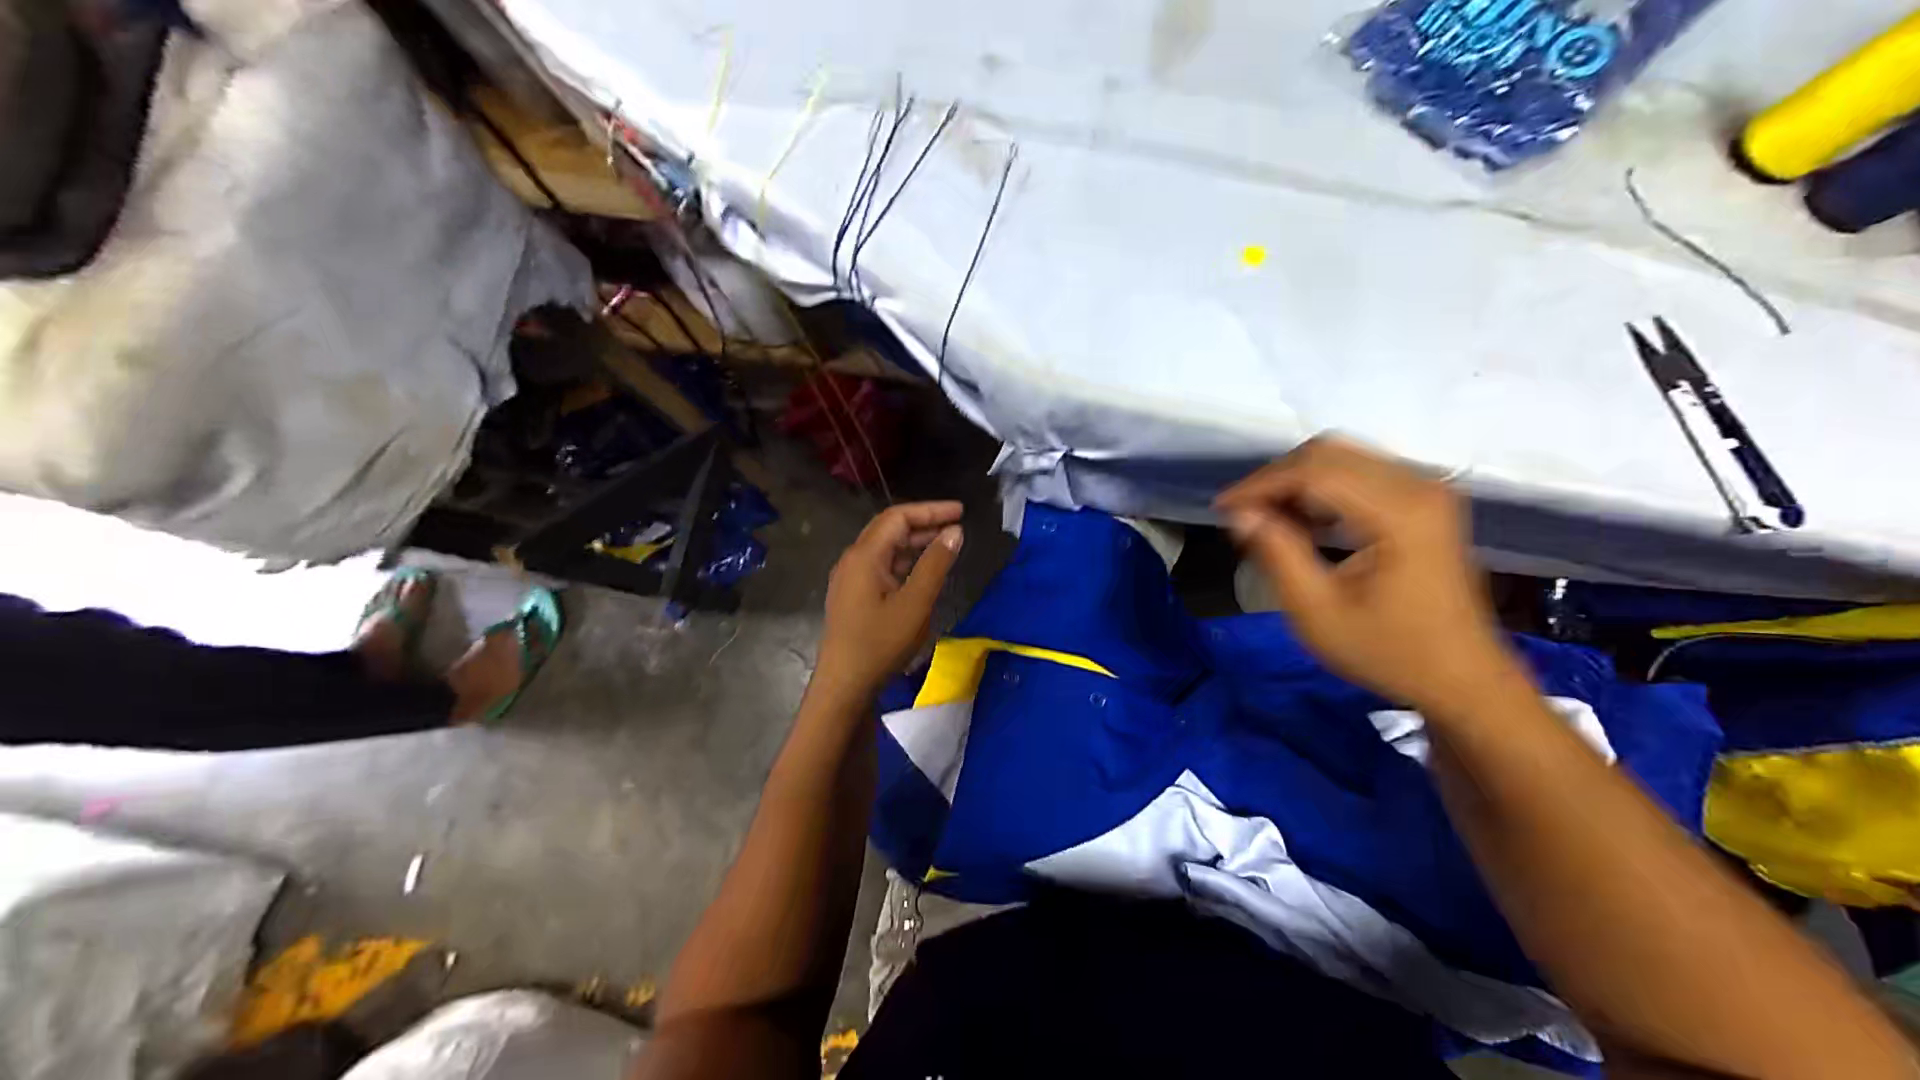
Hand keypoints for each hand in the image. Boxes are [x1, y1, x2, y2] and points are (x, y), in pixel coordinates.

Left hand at [814, 502, 965, 702]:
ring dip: (915, 543)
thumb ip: (936, 564)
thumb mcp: (915, 603)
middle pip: (889, 529)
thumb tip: (954, 531)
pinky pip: (881, 566)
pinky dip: (905, 561)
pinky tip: (923, 572)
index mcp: (864, 555)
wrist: (844, 685)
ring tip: (946, 546)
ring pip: (885, 548)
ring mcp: (849, 578)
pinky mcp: (852, 595)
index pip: (898, 517)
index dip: (930, 510)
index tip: (961, 512)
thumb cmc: (880, 644)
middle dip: (924, 523)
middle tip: (957, 526)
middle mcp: (852, 560)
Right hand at [1215, 436, 1521, 715]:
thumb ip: (1277, 553)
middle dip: (1276, 479)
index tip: (1222, 509)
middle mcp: (1419, 486)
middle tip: (1242, 515)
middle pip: (1329, 454)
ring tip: (1265, 519)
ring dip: (1296, 482)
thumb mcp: (1317, 612)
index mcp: (1399, 512)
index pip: (1314, 471)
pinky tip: (1301, 520)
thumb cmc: (1388, 652)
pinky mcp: (1424, 502)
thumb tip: (1240, 514)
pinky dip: (1321, 489)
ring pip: (1342, 458)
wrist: (1462, 679)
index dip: (1261, 485)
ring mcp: (1427, 491)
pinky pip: (1361, 474)